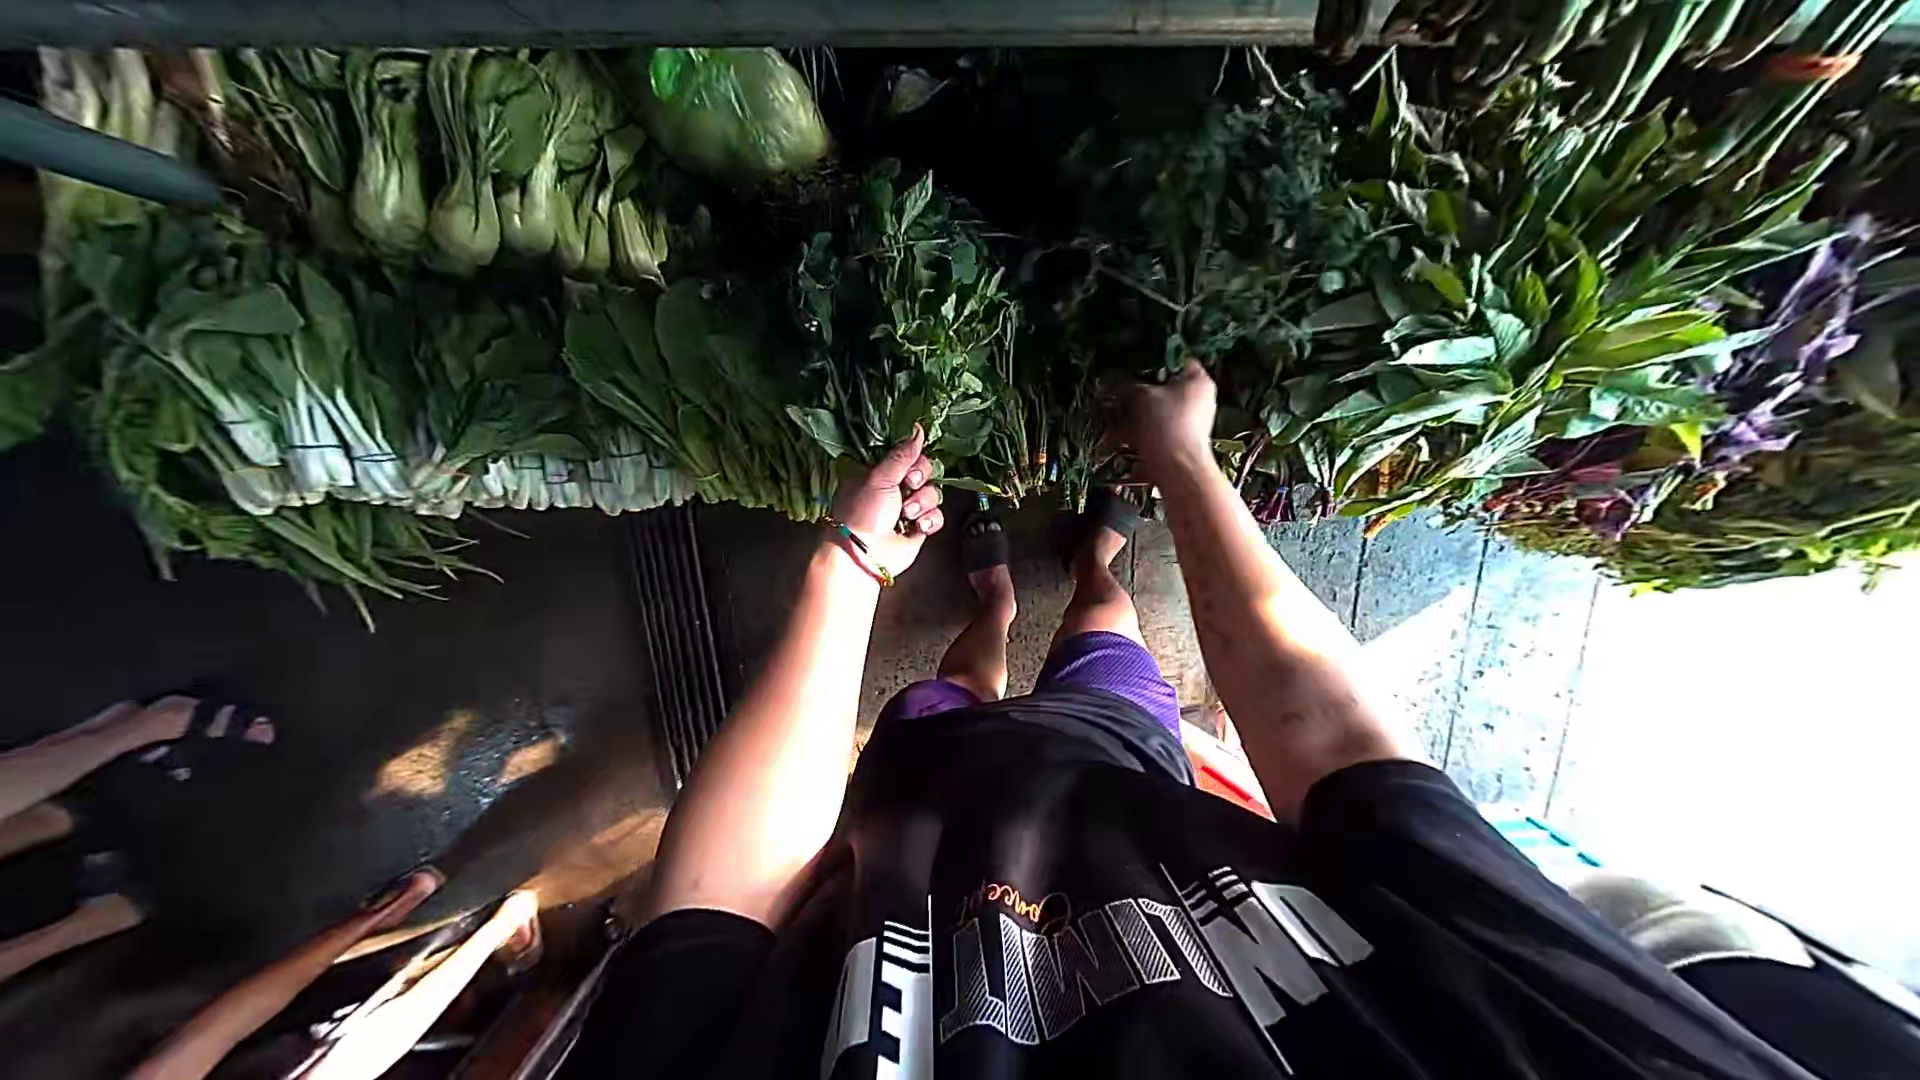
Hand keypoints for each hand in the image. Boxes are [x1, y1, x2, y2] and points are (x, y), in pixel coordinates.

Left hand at [830, 425, 943, 576]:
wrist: (865, 555)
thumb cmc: (863, 512)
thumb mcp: (879, 477)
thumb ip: (902, 454)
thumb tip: (918, 428)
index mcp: (878, 472)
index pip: (905, 453)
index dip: (912, 456)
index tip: (908, 462)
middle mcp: (893, 487)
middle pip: (923, 470)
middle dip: (919, 478)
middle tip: (908, 486)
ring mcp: (907, 508)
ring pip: (932, 492)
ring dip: (922, 502)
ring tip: (906, 515)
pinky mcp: (919, 527)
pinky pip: (936, 515)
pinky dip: (930, 520)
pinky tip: (918, 527)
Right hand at [1125, 361, 1216, 482]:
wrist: (1176, 468)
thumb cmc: (1168, 426)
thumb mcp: (1142, 396)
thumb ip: (1128, 384)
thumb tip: (1114, 379)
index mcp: (1199, 380)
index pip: (1175, 360)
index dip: (1151, 362)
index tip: (1132, 368)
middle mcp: (1200, 399)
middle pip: (1164, 387)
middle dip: (1139, 391)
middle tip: (1119, 392)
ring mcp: (1191, 421)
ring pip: (1158, 410)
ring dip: (1136, 412)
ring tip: (1116, 414)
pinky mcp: (1180, 440)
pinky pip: (1156, 428)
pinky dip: (1139, 430)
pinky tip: (1121, 433)